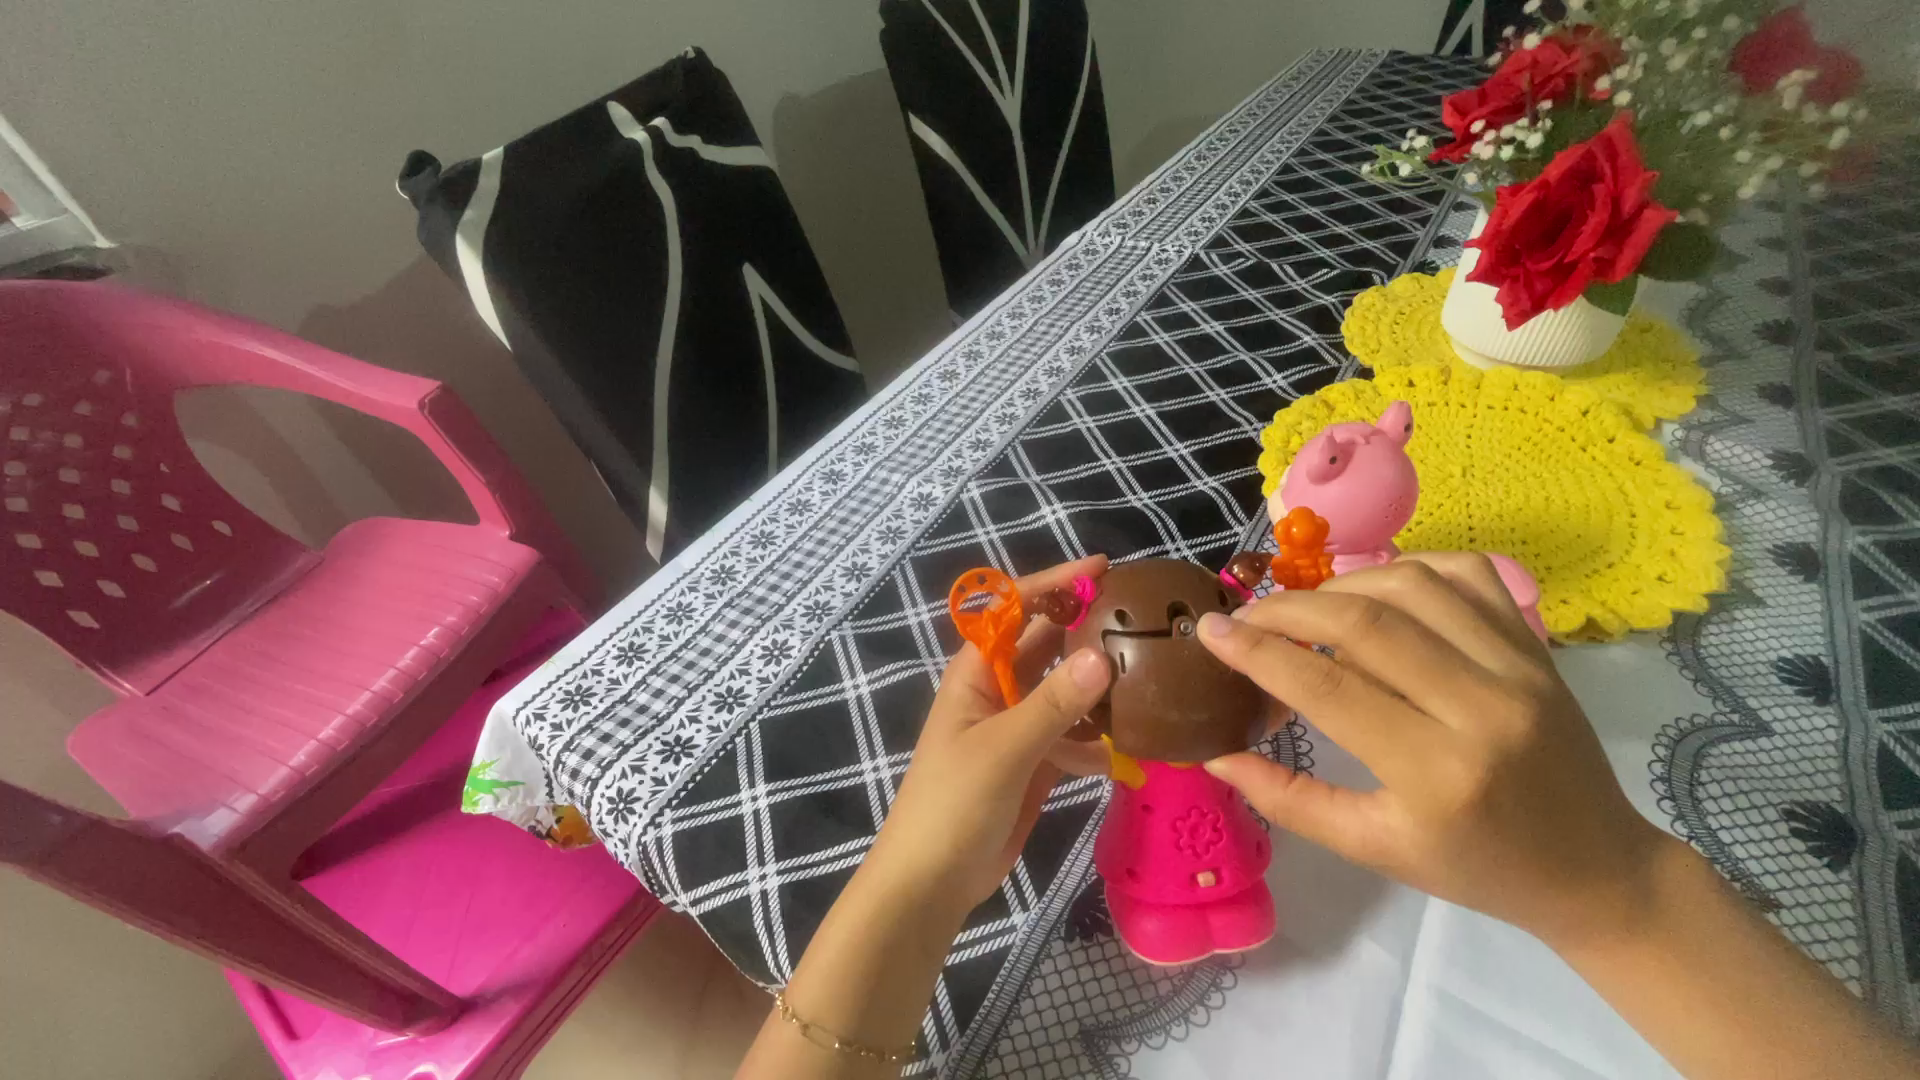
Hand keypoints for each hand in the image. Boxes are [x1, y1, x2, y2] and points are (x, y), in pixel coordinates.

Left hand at [862, 555, 1113, 920]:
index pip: (1015, 610)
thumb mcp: (1004, 749)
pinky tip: (1130, 748)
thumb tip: (1102, 655)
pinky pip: (1072, 737)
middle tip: (1145, 623)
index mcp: (977, 673)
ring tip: (1150, 680)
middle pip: (1047, 646)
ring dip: (1099, 688)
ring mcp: (1017, 727)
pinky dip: (1097, 740)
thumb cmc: (952, 803)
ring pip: (1065, 692)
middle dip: (1087, 632)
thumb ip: (1052, 704)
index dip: (1054, 584)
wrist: (931, 881)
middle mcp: (998, 691)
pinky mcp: (1034, 762)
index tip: (1102, 569)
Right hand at [1196, 552, 1671, 949]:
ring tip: (1308, 614)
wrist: (1595, 866)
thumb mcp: (1371, 848)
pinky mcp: (1536, 645)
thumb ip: (1286, 799)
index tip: (1209, 629)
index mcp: (1437, 772)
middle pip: (1363, 623)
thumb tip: (1214, 754)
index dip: (1257, 651)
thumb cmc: (1474, 866)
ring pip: (1409, 585)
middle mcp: (1483, 708)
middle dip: (1286, 610)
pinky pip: (1464, 574)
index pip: (1326, 687)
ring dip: (1340, 588)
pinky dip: (1406, 569)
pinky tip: (1376, 594)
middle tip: (1246, 618)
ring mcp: (1519, 667)